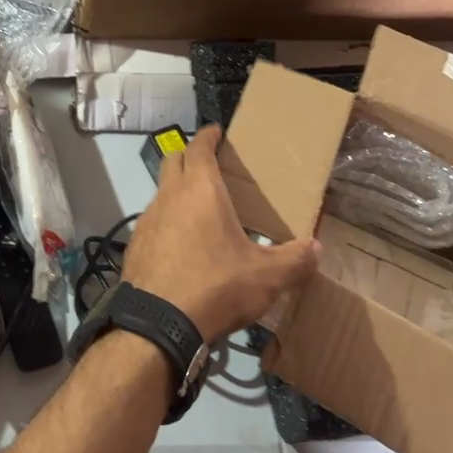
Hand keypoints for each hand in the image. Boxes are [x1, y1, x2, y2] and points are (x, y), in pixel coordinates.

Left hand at [122, 125, 319, 343]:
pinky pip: (154, 218)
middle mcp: (169, 194)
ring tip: (201, 207)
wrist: (158, 321)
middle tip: (211, 164)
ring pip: (162, 189)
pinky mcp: (136, 241)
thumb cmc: (215, 286)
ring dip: (178, 189)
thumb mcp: (266, 277)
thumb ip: (294, 260)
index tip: (216, 131)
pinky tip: (183, 242)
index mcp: (200, 189)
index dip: (208, 136)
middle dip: (190, 155)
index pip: (199, 147)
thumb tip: (316, 247)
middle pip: (174, 159)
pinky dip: (168, 218)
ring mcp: (148, 217)